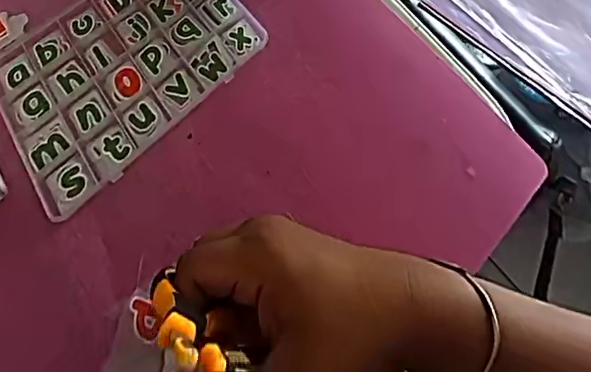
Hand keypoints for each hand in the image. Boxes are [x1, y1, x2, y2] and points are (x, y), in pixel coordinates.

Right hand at [173, 216, 484, 371]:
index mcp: (255, 251)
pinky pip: (247, 267)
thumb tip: (204, 367)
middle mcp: (261, 231)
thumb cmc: (350, 338)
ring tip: (251, 345)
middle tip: (220, 352)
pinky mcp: (293, 247)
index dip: (183, 315)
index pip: (188, 270)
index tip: (202, 354)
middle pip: (202, 262)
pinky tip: (270, 332)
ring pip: (224, 267)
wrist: (407, 310)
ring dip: (224, 306)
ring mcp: (278, 235)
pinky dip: (245, 299)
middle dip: (201, 309)